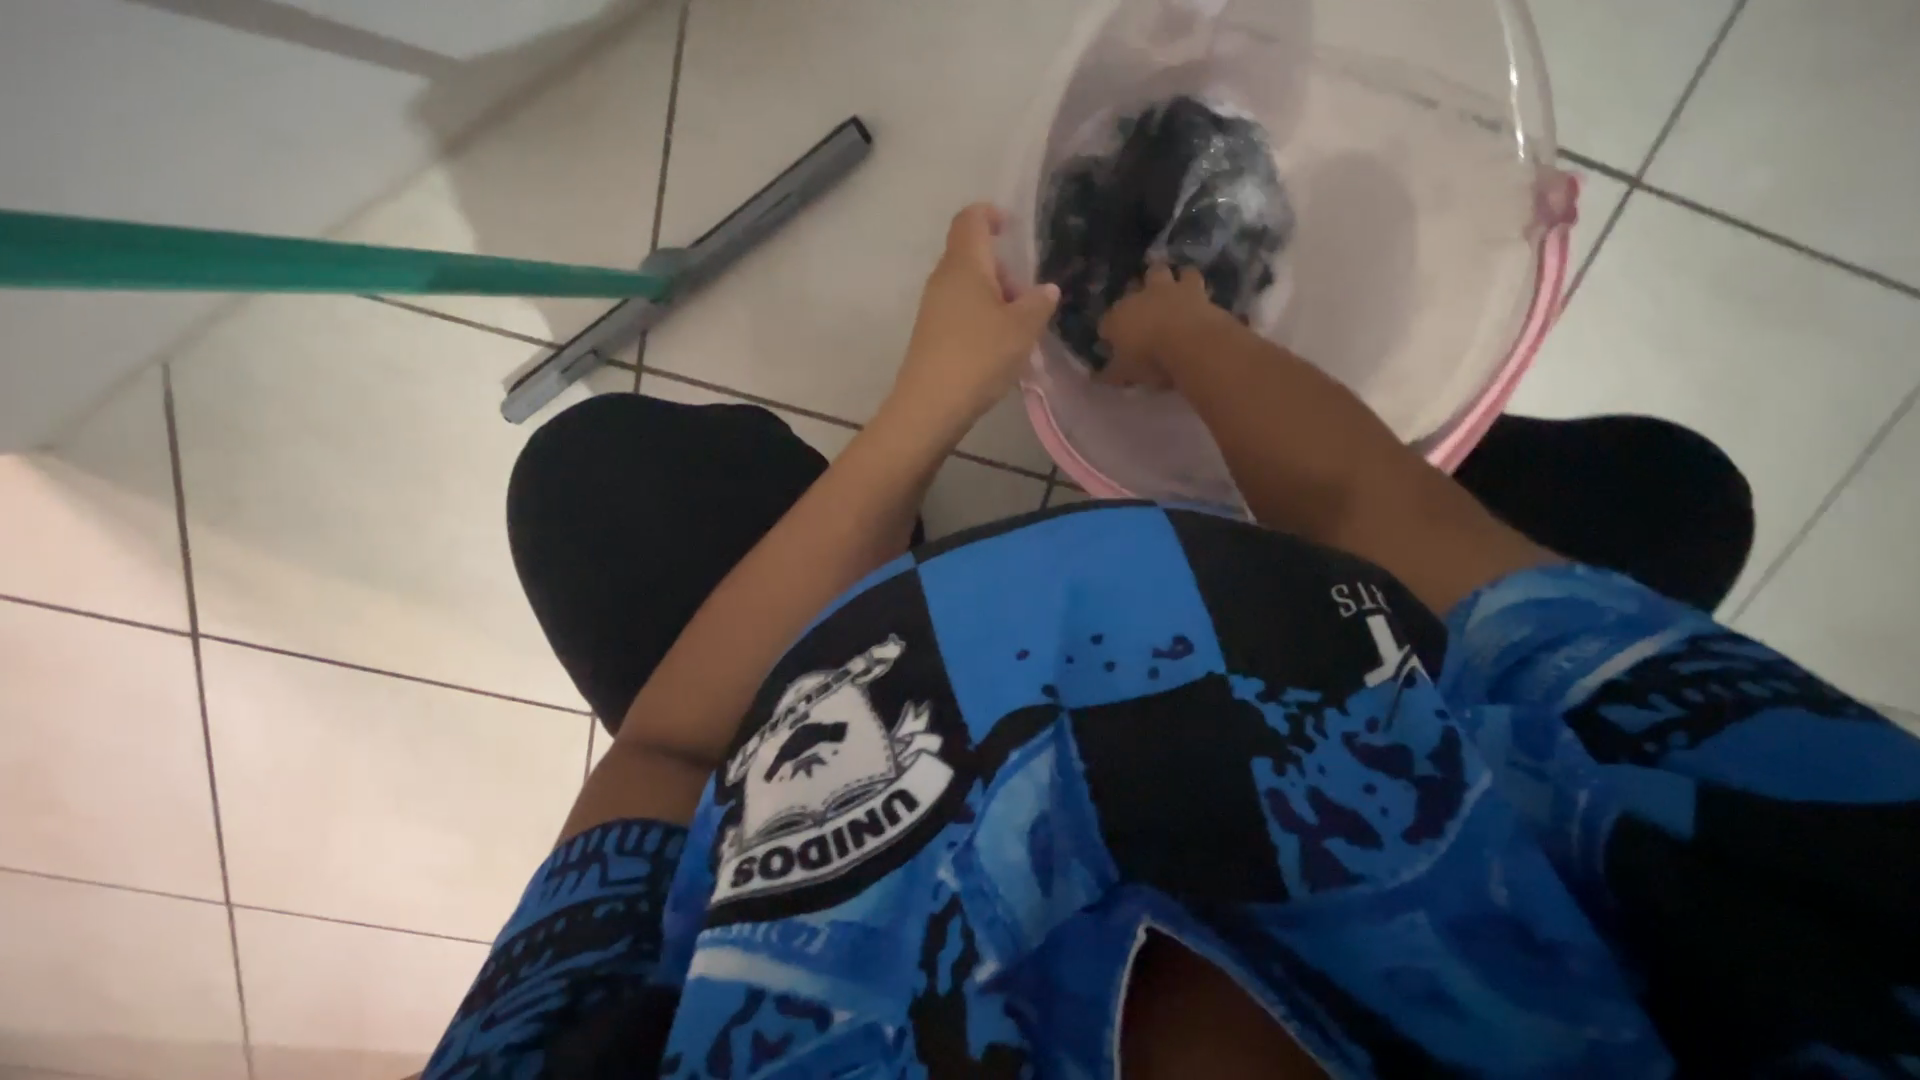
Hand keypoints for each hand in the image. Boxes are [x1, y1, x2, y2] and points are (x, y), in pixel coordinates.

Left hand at [884, 203, 1059, 437]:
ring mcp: (933, 308)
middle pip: (974, 257)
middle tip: (1029, 302)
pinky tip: (1002, 352)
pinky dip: (984, 322)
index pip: (971, 219)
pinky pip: (962, 314)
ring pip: (970, 289)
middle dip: (1005, 272)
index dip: (991, 215)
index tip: (1013, 230)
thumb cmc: (979, 356)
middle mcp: (943, 279)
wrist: (931, 406)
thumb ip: (1039, 303)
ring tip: (1021, 333)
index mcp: (963, 264)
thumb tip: (1045, 289)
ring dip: (998, 302)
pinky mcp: (931, 335)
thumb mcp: (1022, 328)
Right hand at [1097, 262, 1222, 389]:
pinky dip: (1199, 291)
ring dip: (1165, 279)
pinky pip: (1198, 284)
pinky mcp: (1198, 292)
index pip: (1106, 323)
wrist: (1191, 344)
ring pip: (1164, 271)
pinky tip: (1202, 299)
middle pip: (1134, 285)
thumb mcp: (1126, 374)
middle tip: (1143, 305)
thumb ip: (1111, 373)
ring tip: (1174, 288)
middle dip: (1136, 293)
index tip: (1112, 343)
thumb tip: (1099, 377)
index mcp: (1118, 317)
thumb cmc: (1150, 359)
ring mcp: (1169, 291)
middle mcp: (1141, 297)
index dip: (1108, 332)